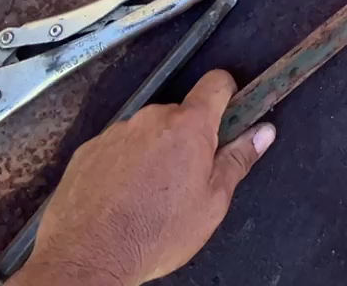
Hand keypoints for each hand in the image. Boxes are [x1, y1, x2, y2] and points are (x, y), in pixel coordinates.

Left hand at [14, 69, 275, 285]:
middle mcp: (151, 118)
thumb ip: (239, 160)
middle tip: (184, 176)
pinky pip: (116, 147)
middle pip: (180, 113)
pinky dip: (122, 164)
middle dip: (186, 136)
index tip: (227, 116)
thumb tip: (264, 131)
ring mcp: (115, 133)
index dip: (227, 94)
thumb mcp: (212, 204)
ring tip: (147, 193)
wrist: (82, 265)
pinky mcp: (86, 151)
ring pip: (147, 131)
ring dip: (153, 150)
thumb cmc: (153, 235)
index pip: (217, 82)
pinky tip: (119, 198)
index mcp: (189, 125)